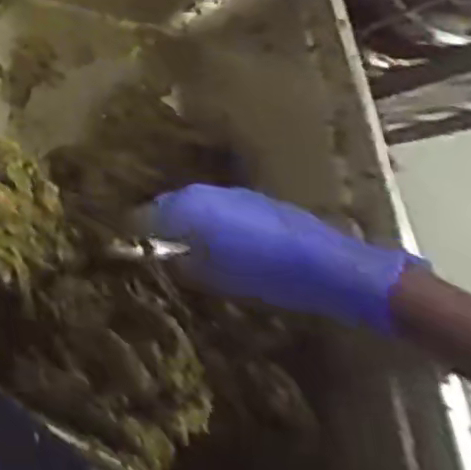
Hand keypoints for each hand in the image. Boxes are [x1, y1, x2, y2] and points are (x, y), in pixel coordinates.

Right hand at [150, 184, 424, 333]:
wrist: (341, 272)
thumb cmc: (269, 276)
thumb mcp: (213, 277)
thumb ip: (178, 263)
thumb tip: (153, 258)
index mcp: (186, 205)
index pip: (141, 214)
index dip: (133, 232)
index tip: (129, 250)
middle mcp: (203, 192)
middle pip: (167, 206)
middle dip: (159, 225)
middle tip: (157, 250)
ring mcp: (232, 195)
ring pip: (194, 207)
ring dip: (187, 224)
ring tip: (188, 250)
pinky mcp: (257, 203)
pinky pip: (219, 211)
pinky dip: (212, 225)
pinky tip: (222, 246)